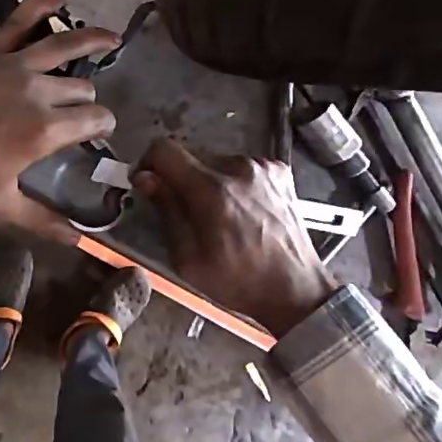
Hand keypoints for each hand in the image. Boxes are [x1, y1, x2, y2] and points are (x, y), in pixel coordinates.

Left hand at [0, 0, 119, 240]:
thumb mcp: (0, 205)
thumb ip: (43, 220)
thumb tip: (77, 239)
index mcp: (46, 129)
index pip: (94, 119)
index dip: (103, 125)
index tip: (100, 131)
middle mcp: (39, 91)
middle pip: (81, 87)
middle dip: (88, 99)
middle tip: (80, 111)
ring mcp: (14, 66)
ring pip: (65, 45)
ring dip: (94, 39)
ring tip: (113, 37)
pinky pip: (19, 21)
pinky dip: (40, 6)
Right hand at [133, 138, 337, 336]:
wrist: (296, 291)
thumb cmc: (239, 283)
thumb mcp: (189, 259)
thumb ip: (166, 211)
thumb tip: (145, 177)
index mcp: (212, 191)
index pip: (165, 150)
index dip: (148, 162)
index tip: (147, 181)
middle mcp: (238, 169)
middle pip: (191, 155)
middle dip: (180, 178)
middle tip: (186, 210)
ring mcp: (262, 167)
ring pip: (216, 162)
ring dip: (208, 180)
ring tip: (219, 215)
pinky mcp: (278, 171)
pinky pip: (241, 167)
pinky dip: (234, 182)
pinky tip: (242, 209)